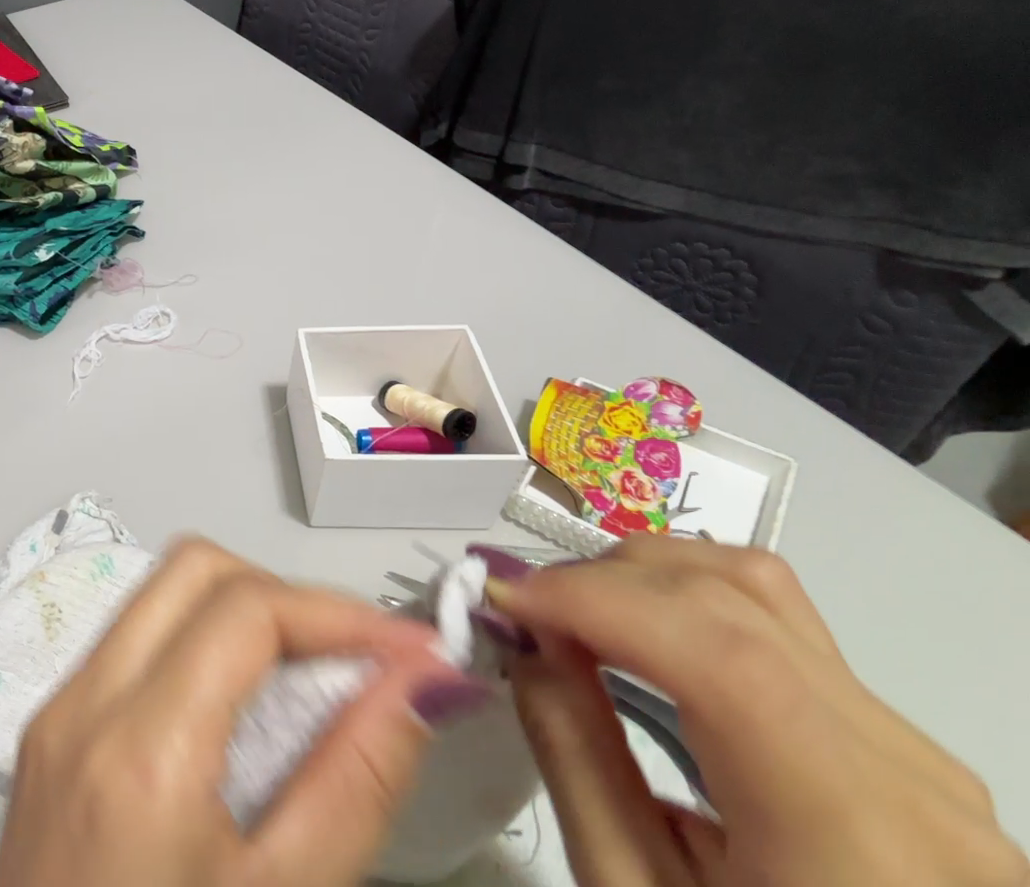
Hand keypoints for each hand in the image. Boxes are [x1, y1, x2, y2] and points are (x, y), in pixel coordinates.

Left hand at [0, 538, 484, 886]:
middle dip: (287, 594)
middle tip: (359, 659)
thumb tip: (421, 683)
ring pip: (156, 597)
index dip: (341, 612)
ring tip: (315, 681)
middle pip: (190, 570)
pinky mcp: (48, 730)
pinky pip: (131, 644)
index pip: (243, 608)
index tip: (414, 653)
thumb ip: (355, 782)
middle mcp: (82, 704)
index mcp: (139, 748)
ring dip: (242, 613)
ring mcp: (55, 711)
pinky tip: (245, 709)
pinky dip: (198, 644)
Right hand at [477, 536, 1027, 886]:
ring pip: (759, 590)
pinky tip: (628, 626)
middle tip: (516, 607)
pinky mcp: (891, 733)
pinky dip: (682, 598)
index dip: (596, 601)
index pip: (720, 656)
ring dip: (640, 577)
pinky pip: (777, 621)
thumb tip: (529, 645)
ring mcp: (909, 743)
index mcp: (847, 832)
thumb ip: (577, 759)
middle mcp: (903, 768)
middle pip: (736, 602)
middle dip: (600, 581)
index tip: (501, 596)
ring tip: (566, 611)